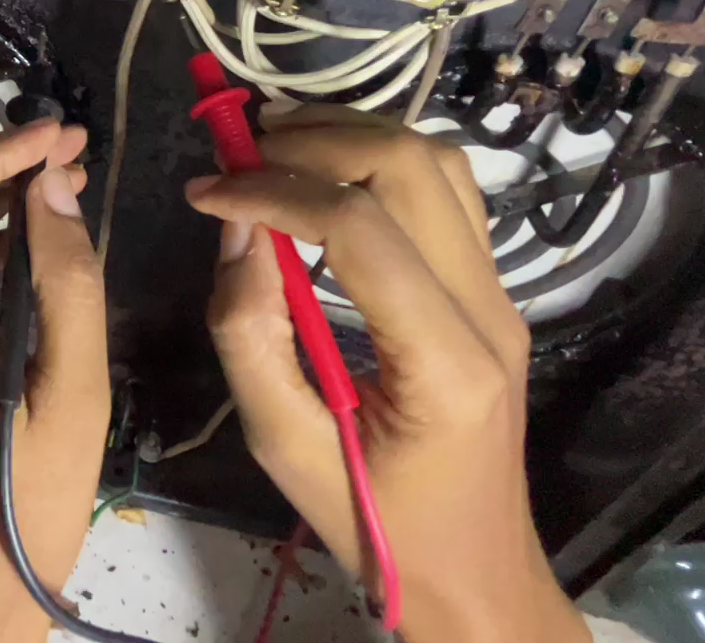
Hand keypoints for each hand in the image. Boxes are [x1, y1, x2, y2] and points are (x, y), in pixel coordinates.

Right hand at [184, 106, 589, 642]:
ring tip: (272, 143)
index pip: (357, 226)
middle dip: (311, 142)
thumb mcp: (282, 442)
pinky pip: (441, 188)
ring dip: (348, 134)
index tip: (205, 193)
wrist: (475, 569)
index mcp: (443, 360)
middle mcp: (488, 308)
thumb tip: (237, 230)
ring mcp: (499, 291)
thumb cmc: (373, 518)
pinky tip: (321, 170)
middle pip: (409, 167)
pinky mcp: (487, 286)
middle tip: (237, 152)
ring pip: (436, 161)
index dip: (270, 191)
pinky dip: (375, 156)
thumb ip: (249, 334)